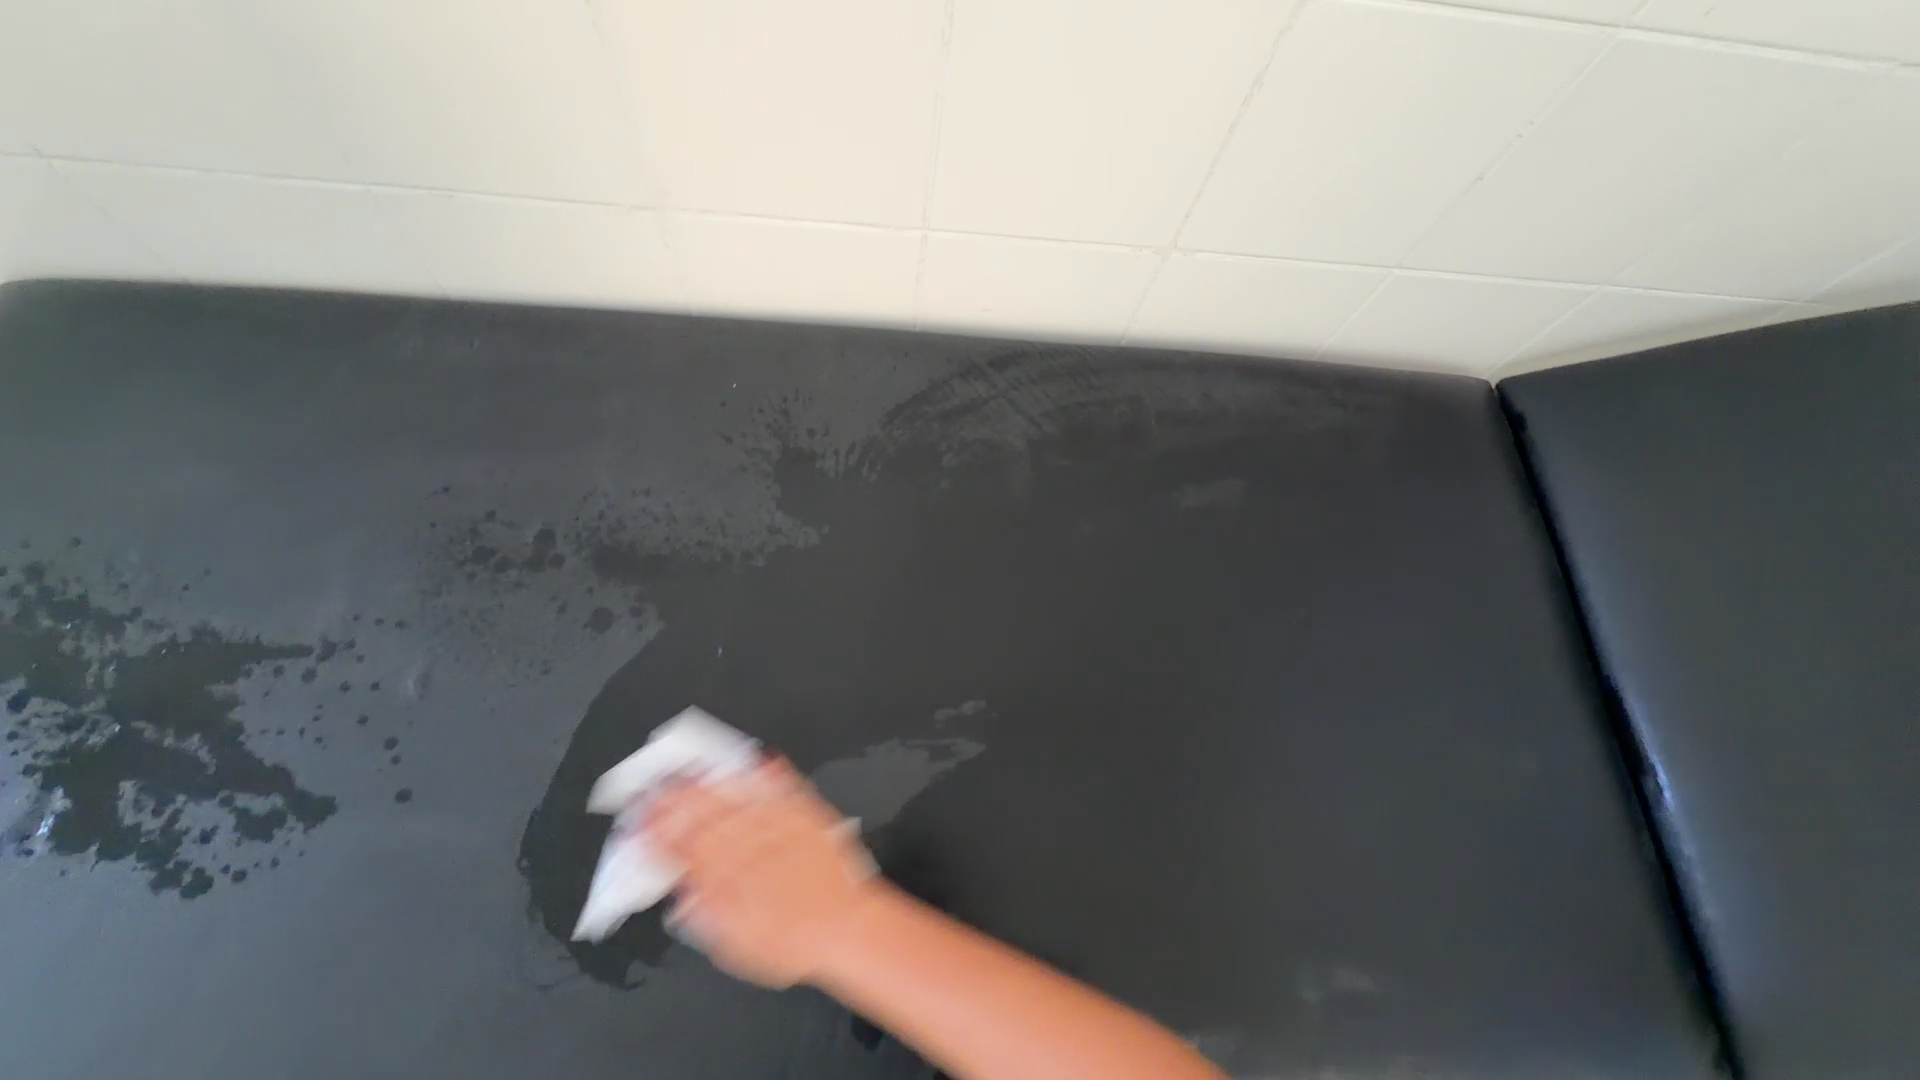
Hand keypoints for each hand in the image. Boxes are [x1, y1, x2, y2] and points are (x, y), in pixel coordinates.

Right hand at [643, 757, 882, 987]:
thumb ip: (707, 914)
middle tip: (659, 783)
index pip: (683, 848)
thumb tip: (684, 895)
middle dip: (678, 799)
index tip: (641, 819)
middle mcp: (752, 848)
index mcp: (728, 880)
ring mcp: (781, 829)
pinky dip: (774, 774)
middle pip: (706, 817)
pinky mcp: (810, 819)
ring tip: (695, 766)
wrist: (848, 929)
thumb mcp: (735, 945)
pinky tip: (762, 760)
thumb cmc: (793, 946)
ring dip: (714, 782)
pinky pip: (788, 790)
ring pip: (740, 799)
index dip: (658, 832)